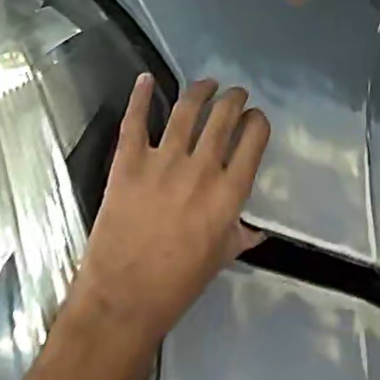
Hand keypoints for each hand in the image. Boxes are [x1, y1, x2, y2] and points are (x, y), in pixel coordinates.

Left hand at [75, 74, 270, 339]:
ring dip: (200, 90)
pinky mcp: (129, 162)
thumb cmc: (176, 285)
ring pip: (187, 109)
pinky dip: (140, 96)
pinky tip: (146, 79)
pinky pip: (136, 120)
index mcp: (227, 194)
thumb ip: (239, 235)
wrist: (123, 300)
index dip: (257, 121)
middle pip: (223, 117)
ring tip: (207, 84)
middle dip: (234, 99)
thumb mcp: (218, 260)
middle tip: (235, 94)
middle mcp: (200, 170)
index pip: (252, 140)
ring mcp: (163, 162)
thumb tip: (256, 228)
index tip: (255, 117)